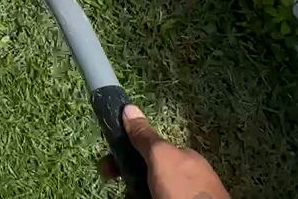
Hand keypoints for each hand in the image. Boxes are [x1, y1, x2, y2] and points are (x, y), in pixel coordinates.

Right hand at [100, 104, 229, 198]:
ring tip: (126, 195)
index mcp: (185, 159)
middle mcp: (187, 178)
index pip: (152, 149)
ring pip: (151, 189)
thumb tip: (128, 107)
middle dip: (128, 174)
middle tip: (110, 178)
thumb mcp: (161, 157)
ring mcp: (185, 196)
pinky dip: (142, 196)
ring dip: (133, 191)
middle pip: (149, 171)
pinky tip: (137, 198)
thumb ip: (144, 136)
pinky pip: (154, 197)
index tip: (110, 163)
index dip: (128, 152)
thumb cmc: (184, 190)